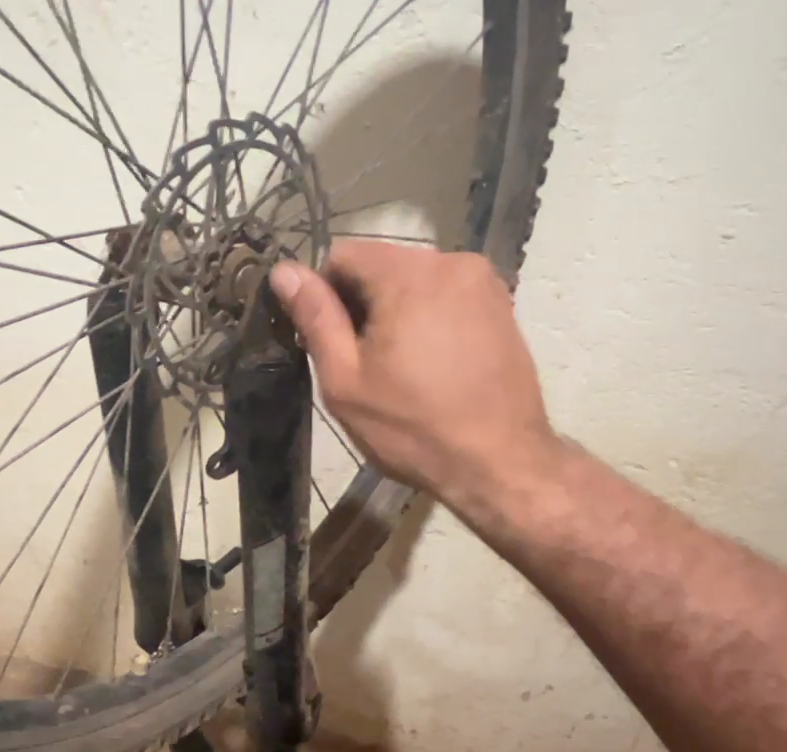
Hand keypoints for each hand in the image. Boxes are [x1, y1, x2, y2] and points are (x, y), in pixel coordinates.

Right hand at [268, 241, 560, 509]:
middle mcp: (452, 261)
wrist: (499, 463)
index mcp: (408, 274)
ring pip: (416, 281)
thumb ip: (315, 318)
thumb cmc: (412, 428)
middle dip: (364, 305)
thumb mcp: (346, 380)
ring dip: (398, 313)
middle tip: (365, 365)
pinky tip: (433, 366)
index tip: (332, 343)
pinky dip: (430, 320)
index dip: (325, 296)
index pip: (344, 255)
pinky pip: (448, 298)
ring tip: (401, 370)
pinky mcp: (502, 306)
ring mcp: (484, 283)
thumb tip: (284, 270)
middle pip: (383, 266)